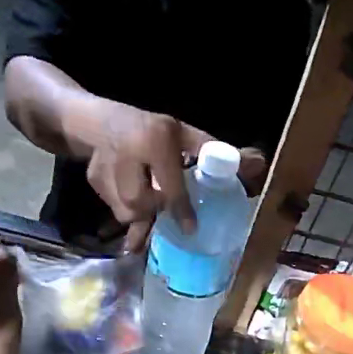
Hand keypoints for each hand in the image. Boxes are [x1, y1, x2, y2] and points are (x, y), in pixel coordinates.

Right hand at [85, 101, 267, 252]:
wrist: (98, 123)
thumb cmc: (151, 130)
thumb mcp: (183, 134)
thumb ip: (217, 152)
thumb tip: (258, 164)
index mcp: (155, 140)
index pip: (170, 183)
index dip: (182, 209)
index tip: (190, 230)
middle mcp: (128, 156)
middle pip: (143, 204)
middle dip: (155, 212)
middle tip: (162, 209)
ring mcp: (106, 170)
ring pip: (127, 212)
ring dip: (141, 216)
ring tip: (147, 207)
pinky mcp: (94, 182)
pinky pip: (114, 209)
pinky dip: (126, 212)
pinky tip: (129, 202)